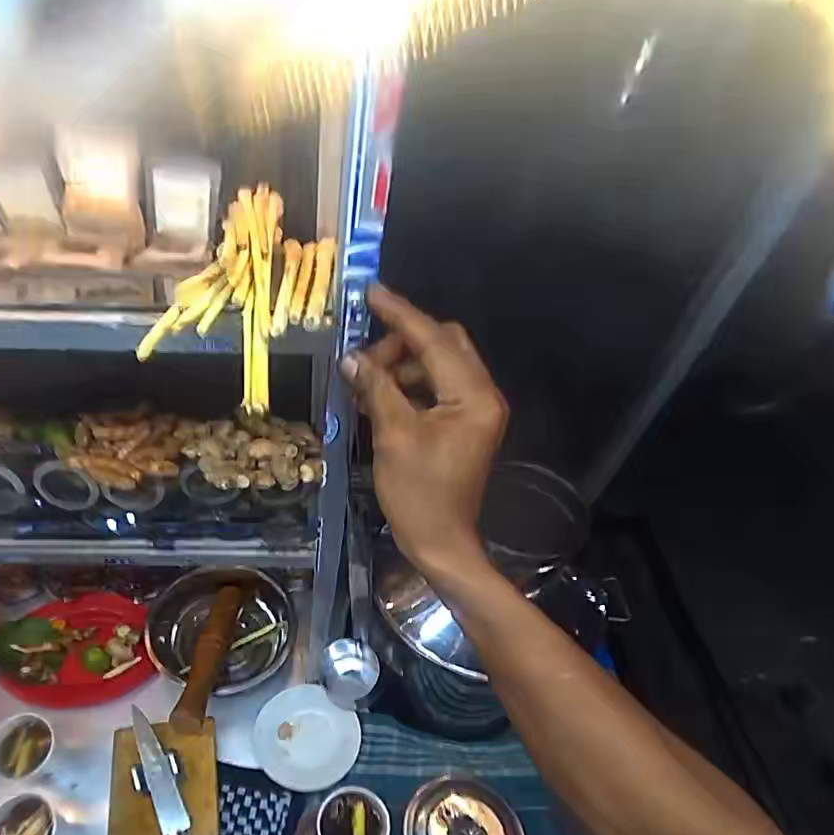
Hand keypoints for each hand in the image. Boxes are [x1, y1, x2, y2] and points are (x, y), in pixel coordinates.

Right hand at [340, 285, 507, 586]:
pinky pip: (432, 390)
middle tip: (361, 362)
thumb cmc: (418, 493)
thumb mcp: (392, 437)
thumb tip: (352, 358)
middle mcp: (482, 395)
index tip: (372, 293)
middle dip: (399, 345)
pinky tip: (376, 400)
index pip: (434, 340)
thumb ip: (376, 389)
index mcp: (473, 396)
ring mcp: (474, 411)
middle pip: (441, 346)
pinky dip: (405, 388)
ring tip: (364, 387)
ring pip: (434, 367)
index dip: (401, 315)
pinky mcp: (461, 425)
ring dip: (398, 368)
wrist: (439, 541)